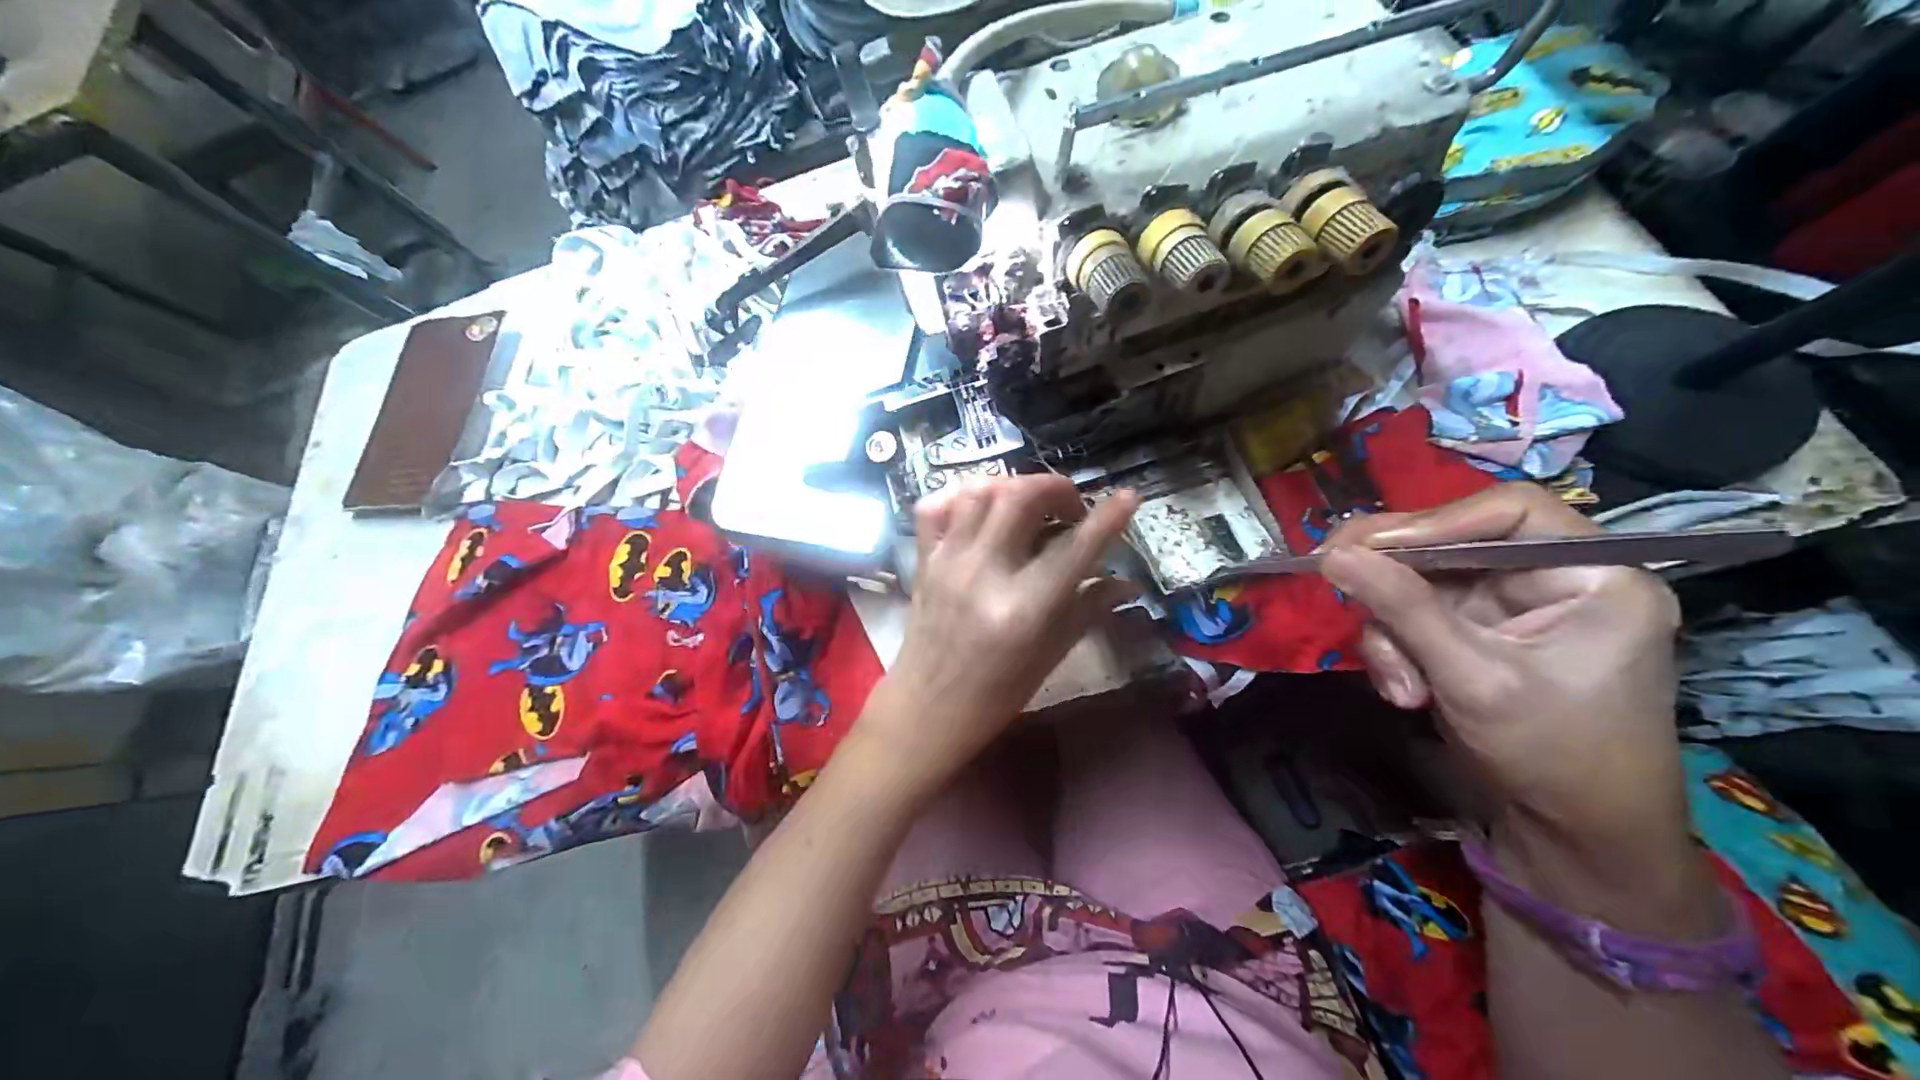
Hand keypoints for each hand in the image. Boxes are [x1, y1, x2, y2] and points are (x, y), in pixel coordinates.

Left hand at [850, 475, 1139, 799]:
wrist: (927, 709)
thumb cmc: (997, 693)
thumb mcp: (1051, 656)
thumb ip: (1088, 609)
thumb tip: (1128, 582)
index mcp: (1023, 608)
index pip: (1074, 548)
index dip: (1108, 517)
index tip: (1129, 496)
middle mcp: (984, 573)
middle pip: (1021, 498)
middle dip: (1056, 489)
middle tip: (1072, 508)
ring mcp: (949, 561)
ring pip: (979, 492)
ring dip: (1013, 486)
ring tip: (1031, 504)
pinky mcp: (924, 560)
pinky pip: (936, 506)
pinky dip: (962, 495)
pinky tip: (983, 508)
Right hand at [1318, 484, 1704, 923]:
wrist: (1574, 838)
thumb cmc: (1553, 755)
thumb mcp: (1473, 677)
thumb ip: (1403, 609)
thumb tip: (1331, 554)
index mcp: (1594, 576)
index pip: (1510, 513)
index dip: (1434, 521)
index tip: (1366, 546)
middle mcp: (1552, 580)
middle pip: (1453, 546)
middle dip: (1395, 582)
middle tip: (1334, 578)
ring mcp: (1510, 609)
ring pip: (1422, 586)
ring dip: (1393, 632)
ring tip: (1399, 685)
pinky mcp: (1476, 635)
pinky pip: (1416, 618)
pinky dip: (1398, 650)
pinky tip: (1404, 692)